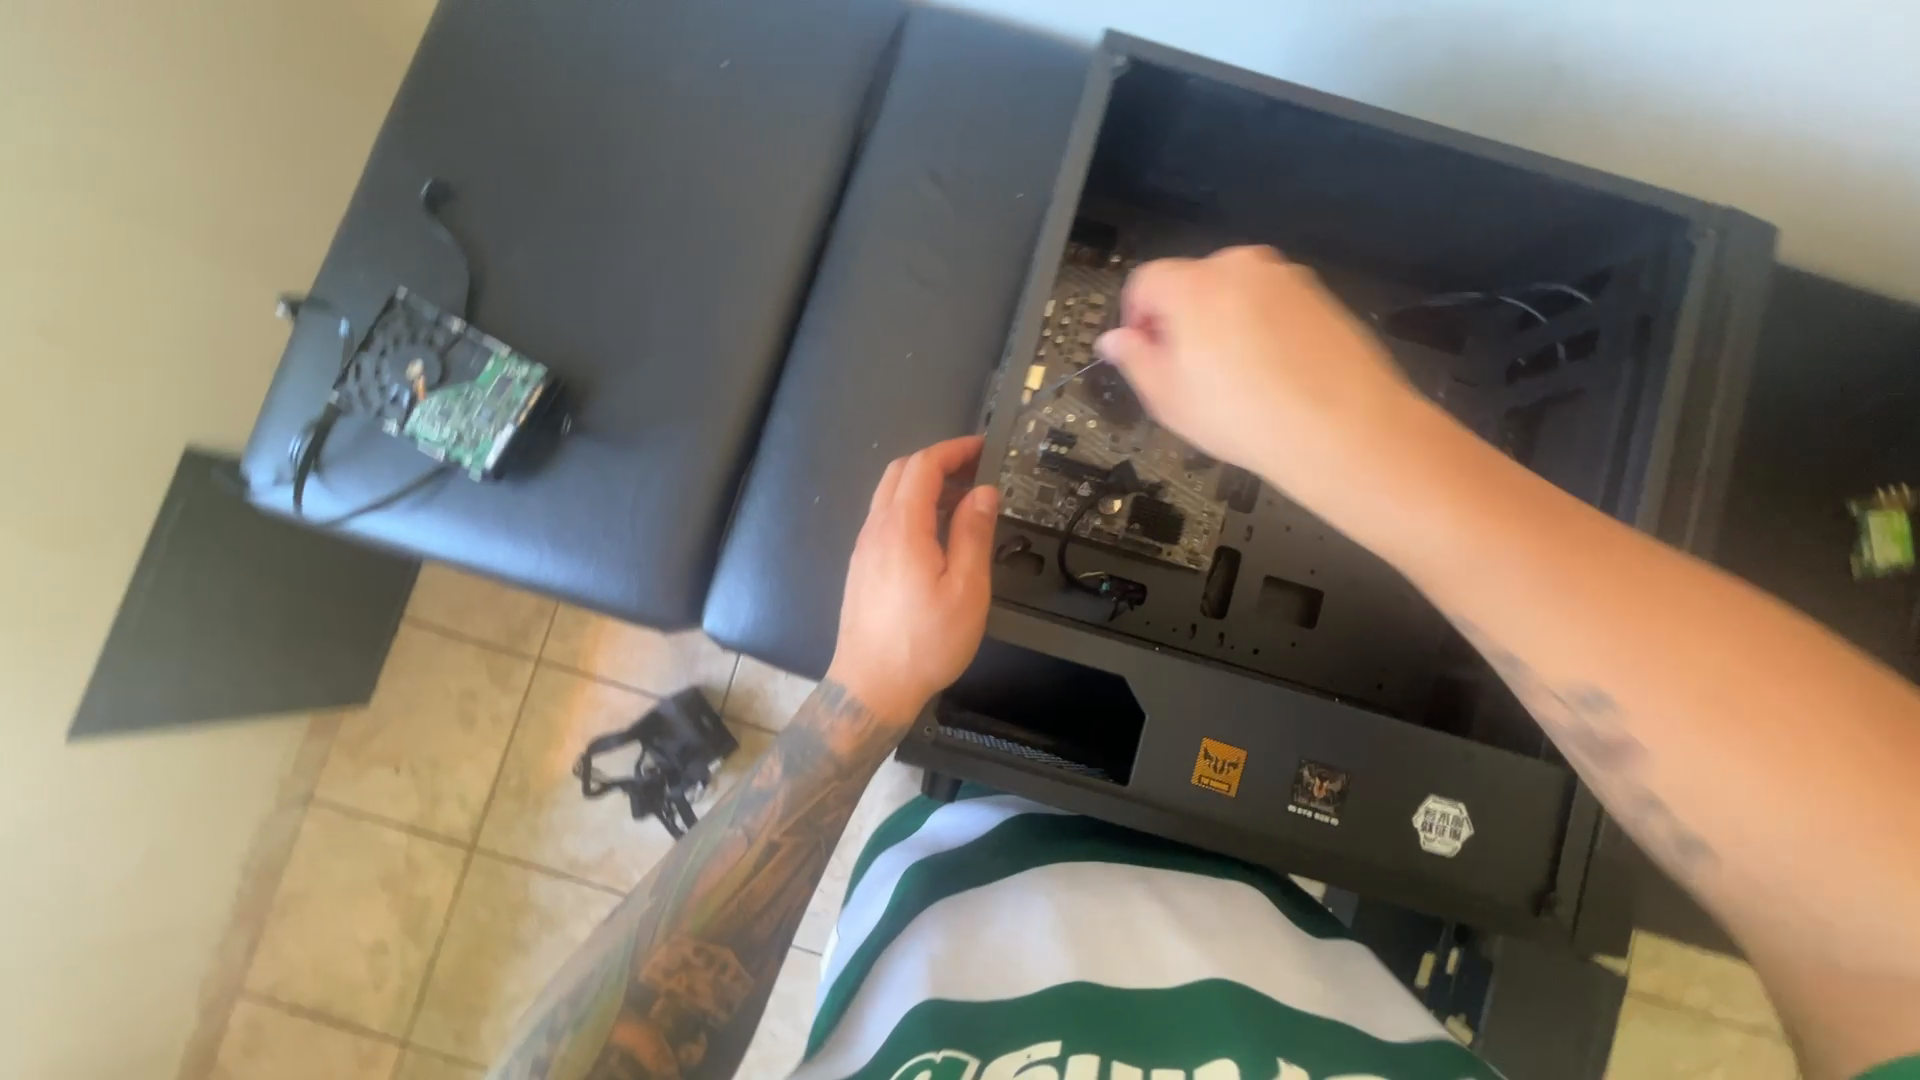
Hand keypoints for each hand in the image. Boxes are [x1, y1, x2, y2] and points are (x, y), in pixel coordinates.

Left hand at [827, 435, 998, 725]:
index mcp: (902, 528)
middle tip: (974, 471)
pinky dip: (911, 509)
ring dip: (923, 485)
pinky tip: (935, 535)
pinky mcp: (861, 567)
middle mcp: (875, 530)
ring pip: (889, 495)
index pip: (923, 466)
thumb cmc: (925, 643)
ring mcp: (863, 548)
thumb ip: (973, 534)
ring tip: (961, 502)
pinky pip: (884, 519)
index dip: (953, 450)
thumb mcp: (966, 589)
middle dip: (937, 461)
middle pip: (900, 472)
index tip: (982, 449)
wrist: (871, 687)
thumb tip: (983, 493)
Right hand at [1094, 246, 1419, 499]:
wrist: (1339, 428)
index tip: (1140, 348)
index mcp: (1193, 286)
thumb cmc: (1248, 417)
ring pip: (1231, 293)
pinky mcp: (1316, 295)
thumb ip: (1133, 359)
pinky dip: (1258, 329)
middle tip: (1182, 370)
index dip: (1135, 317)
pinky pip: (1269, 304)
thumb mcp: (1167, 397)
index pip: (1144, 281)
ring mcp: (1283, 278)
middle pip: (1189, 283)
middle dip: (1178, 320)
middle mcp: (1239, 269)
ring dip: (1218, 324)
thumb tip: (1116, 341)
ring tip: (1227, 380)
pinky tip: (1263, 375)